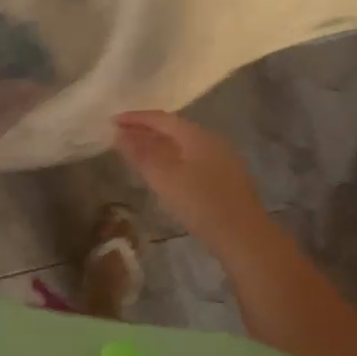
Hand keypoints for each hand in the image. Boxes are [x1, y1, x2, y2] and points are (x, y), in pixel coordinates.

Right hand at [114, 110, 268, 258]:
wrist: (245, 238)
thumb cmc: (201, 204)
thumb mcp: (164, 178)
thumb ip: (140, 154)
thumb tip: (119, 134)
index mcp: (197, 136)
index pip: (161, 118)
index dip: (135, 118)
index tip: (112, 121)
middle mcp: (211, 141)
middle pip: (173, 129)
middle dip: (145, 131)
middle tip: (120, 136)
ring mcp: (221, 160)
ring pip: (183, 145)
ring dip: (158, 146)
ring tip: (136, 153)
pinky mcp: (225, 179)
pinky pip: (191, 159)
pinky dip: (171, 159)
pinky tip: (163, 173)